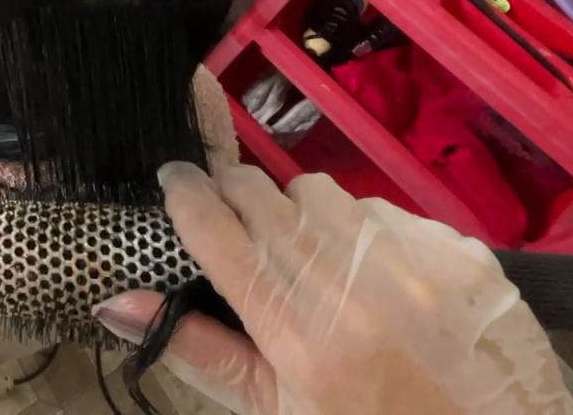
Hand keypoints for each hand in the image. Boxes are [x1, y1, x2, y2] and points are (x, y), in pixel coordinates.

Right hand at [96, 163, 572, 414]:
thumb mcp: (276, 411)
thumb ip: (196, 348)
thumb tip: (111, 302)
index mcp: (301, 338)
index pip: (214, 229)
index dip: (182, 192)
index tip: (173, 180)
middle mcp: (354, 289)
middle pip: (257, 190)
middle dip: (235, 194)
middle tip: (242, 223)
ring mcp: (414, 264)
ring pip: (316, 189)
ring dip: (302, 212)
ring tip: (320, 257)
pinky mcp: (460, 250)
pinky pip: (383, 207)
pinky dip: (367, 230)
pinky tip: (384, 275)